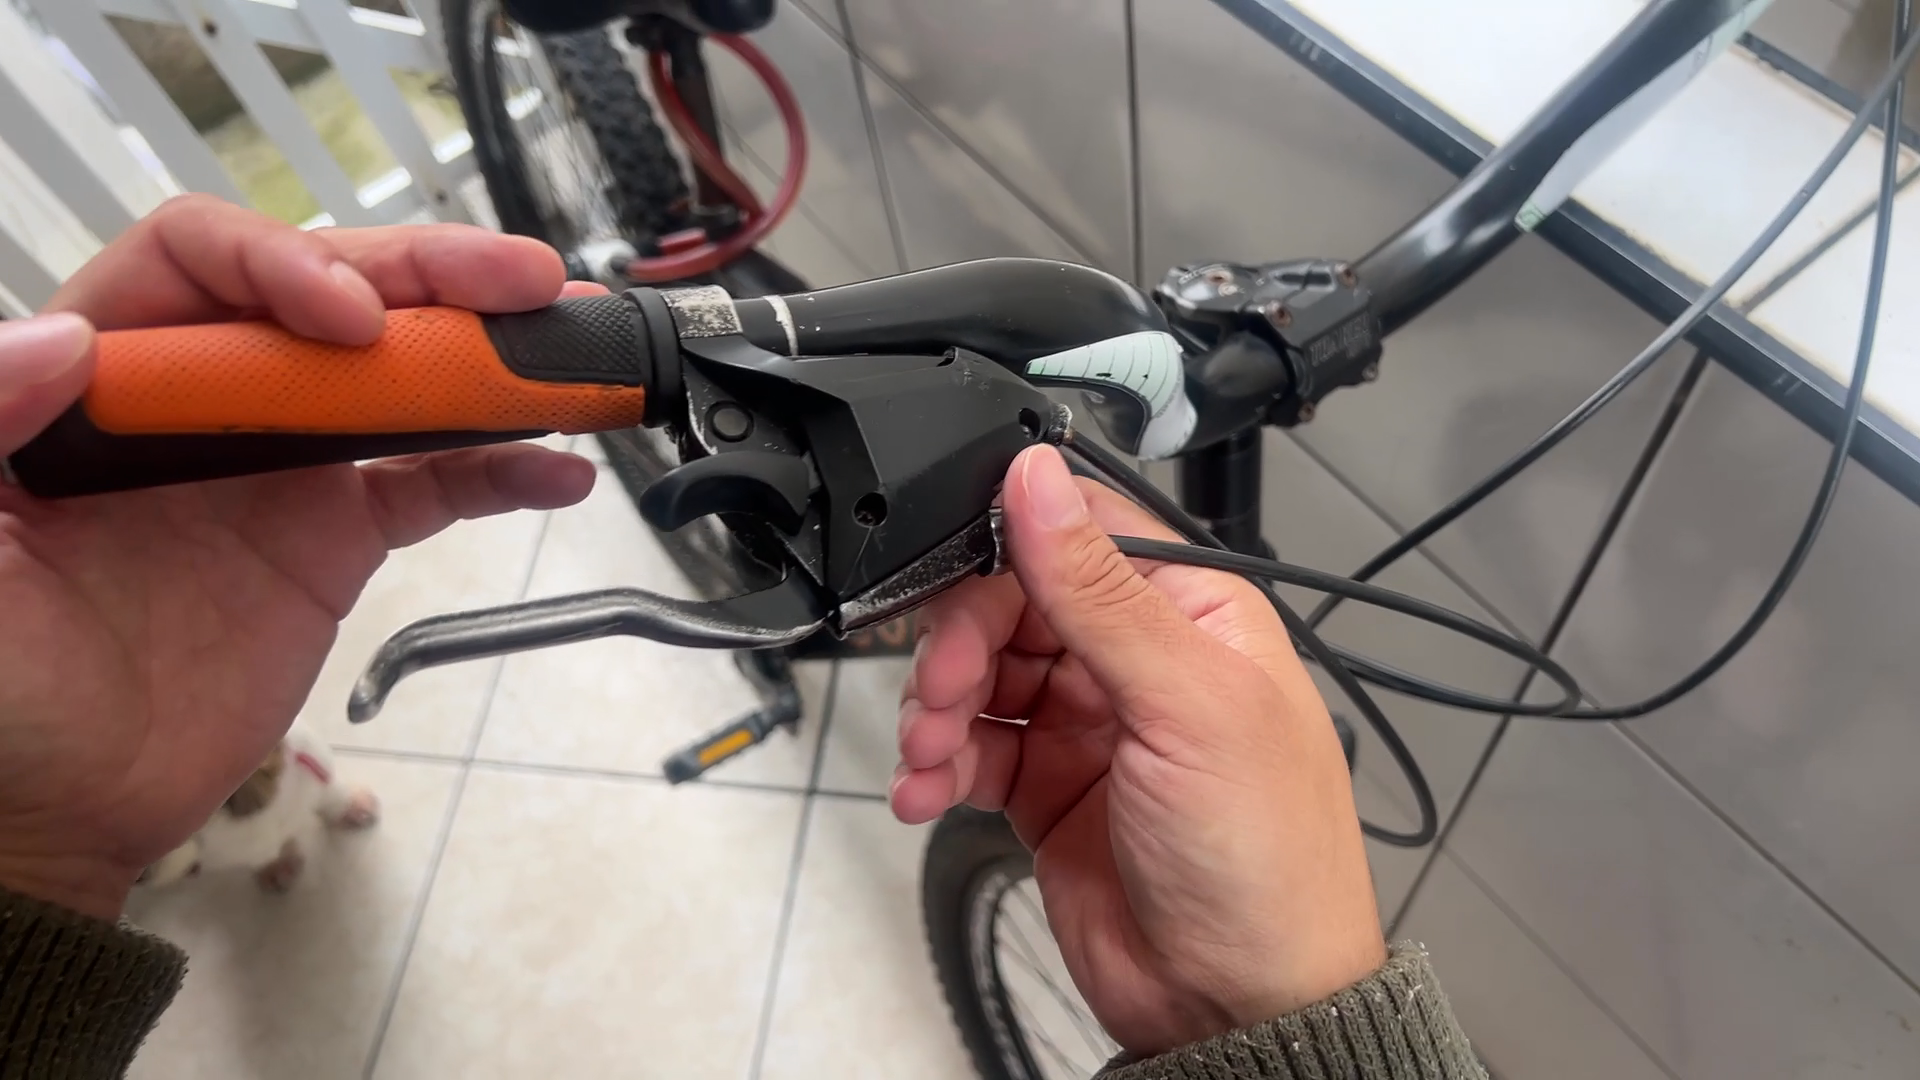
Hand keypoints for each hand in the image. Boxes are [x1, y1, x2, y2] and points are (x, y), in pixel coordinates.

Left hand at [0, 196, 598, 919]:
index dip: (290, 266)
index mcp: (113, 378)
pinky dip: (509, 476)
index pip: (206, 265)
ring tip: (574, 361)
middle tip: (531, 280)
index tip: (357, 322)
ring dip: (497, 367)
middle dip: (438, 280)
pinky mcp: (350, 531)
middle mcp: (220, 403)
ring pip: (412, 387)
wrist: (63, 803)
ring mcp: (298, 467)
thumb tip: (61, 336)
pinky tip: (562, 475)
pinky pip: (442, 487)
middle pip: (344, 302)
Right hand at [893, 445, 1384, 1054]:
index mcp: (1184, 609)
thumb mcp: (1181, 701)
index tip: (954, 579)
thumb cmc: (1260, 852)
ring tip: (932, 752)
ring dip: (937, 705)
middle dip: (960, 641)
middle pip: (1009, 600)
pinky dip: (935, 761)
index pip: (1076, 532)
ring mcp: (1080, 715)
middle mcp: (1129, 652)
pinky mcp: (1040, 775)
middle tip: (941, 690)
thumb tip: (1036, 477)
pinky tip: (924, 789)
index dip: (1006, 546)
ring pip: (978, 669)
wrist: (1237, 1009)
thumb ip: (1096, 587)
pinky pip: (968, 743)